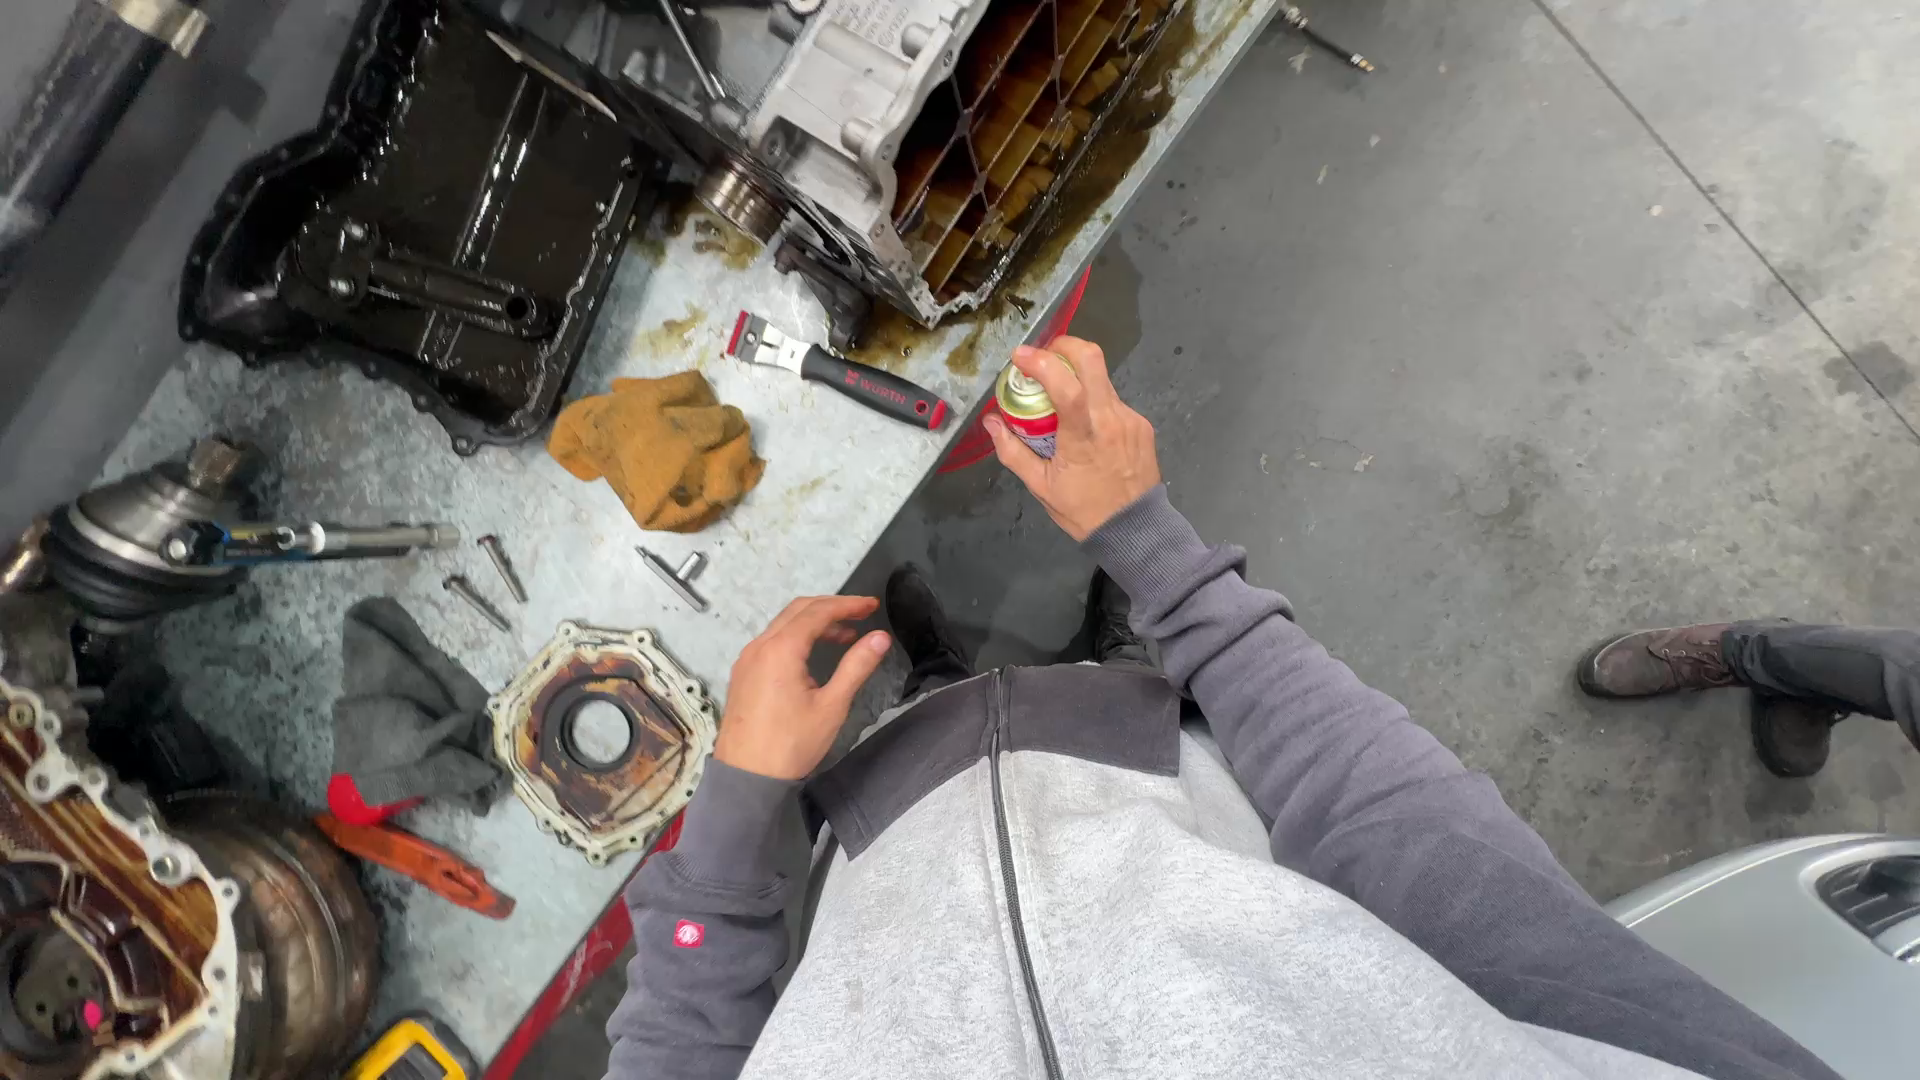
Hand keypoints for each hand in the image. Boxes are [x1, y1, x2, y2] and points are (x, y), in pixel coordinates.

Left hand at [715, 596, 891, 779]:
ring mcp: (748, 659)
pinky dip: (798, 636)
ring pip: (784, 624)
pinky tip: (814, 654)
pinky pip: (773, 640)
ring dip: (815, 622)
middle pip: (799, 610)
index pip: (818, 612)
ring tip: (846, 636)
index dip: (848, 605)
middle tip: (862, 613)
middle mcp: (760, 646)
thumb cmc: (792, 743)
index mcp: (781, 649)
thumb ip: (857, 666)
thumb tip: (881, 637)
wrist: (746, 778)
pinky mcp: (743, 673)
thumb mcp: (832, 705)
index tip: (872, 605)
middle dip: (832, 607)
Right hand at [983, 336, 1160, 541]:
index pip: (1065, 383)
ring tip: (1058, 400)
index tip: (1019, 356)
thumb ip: (1012, 451)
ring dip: (1077, 378)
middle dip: (1064, 346)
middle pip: (1092, 359)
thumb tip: (991, 422)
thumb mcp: (1041, 487)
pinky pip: (1113, 401)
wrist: (1135, 530)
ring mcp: (1130, 418)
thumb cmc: (1083, 511)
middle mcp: (1111, 418)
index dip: (1041, 361)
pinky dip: (1094, 403)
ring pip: (1102, 380)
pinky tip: (1085, 427)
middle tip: (1042, 356)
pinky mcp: (1141, 424)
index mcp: (1084, 434)